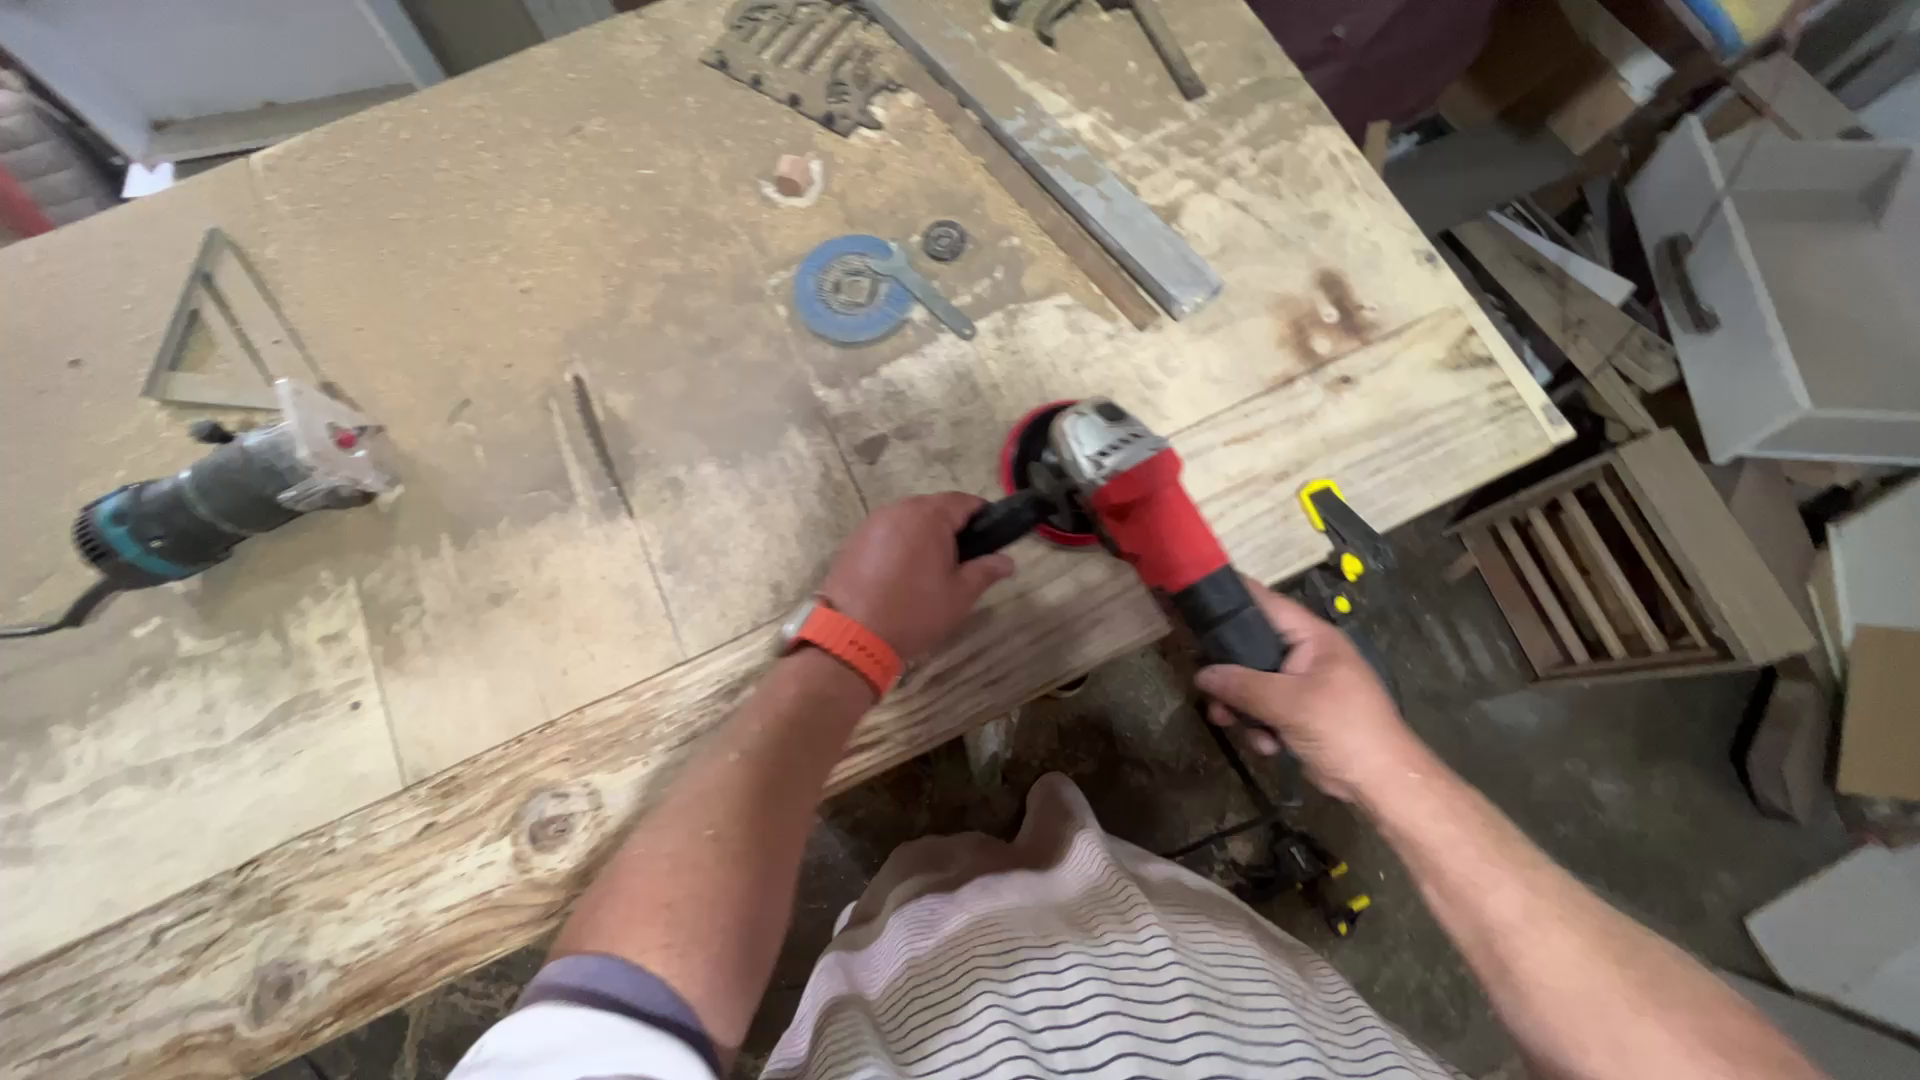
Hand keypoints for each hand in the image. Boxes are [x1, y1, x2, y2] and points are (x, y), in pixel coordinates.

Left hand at [818, 493, 1016, 660]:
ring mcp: (873, 523)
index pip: (965, 501)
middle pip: (935, 508)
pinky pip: (887, 533)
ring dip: (924, 536)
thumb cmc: (914, 611)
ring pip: (909, 520)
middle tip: (962, 560)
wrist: (851, 634)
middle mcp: (899, 509)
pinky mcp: (854, 539)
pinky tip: (901, 574)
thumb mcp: (959, 595)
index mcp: (929, 516)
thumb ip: (985, 571)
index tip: (991, 539)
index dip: (982, 516)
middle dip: (951, 527)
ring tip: (930, 569)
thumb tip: (1007, 561)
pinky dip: (900, 545)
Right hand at [1195, 579, 1430, 802]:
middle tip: (1204, 685)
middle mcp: (1305, 655)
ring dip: (1239, 707)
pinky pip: (1262, 709)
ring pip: (1251, 683)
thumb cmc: (1344, 730)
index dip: (1231, 598)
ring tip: (1230, 724)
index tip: (1193, 598)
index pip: (1266, 603)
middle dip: (1227, 672)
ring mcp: (1301, 685)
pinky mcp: (1297, 713)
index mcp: (1313, 638)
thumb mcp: (1290, 704)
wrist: (1381, 784)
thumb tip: (1201, 674)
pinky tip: (1266, 746)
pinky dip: (1258, 727)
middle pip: (1250, 649)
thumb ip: (1242, 686)